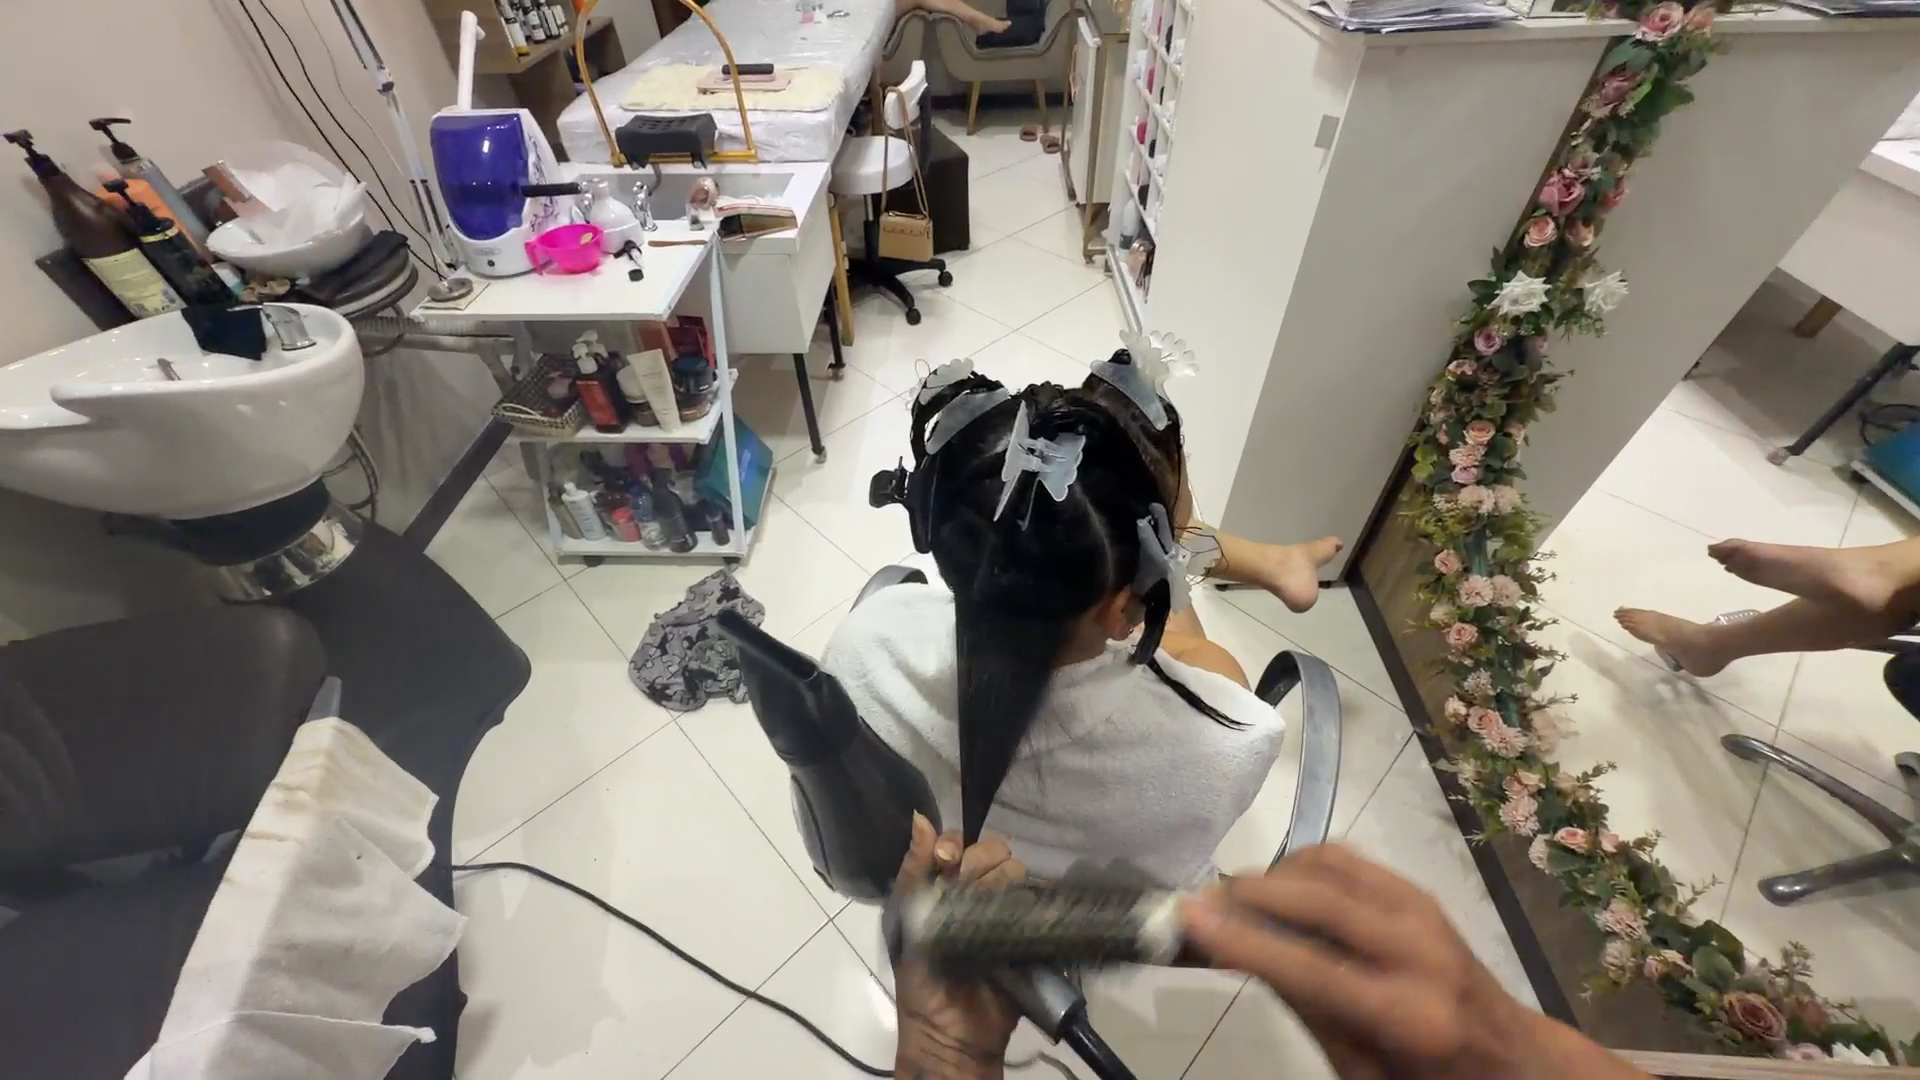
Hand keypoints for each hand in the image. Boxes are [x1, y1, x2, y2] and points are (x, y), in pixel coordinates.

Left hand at [891, 814, 1023, 1078]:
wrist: (949, 1033)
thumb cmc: (920, 975)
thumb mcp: (905, 920)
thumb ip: (914, 869)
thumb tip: (920, 816)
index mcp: (945, 883)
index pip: (957, 842)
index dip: (954, 845)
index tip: (947, 862)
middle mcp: (975, 889)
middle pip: (990, 849)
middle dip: (979, 862)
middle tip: (968, 888)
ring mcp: (1003, 908)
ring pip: (1014, 869)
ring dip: (1000, 882)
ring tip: (988, 909)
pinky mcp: (1026, 930)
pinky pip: (1035, 900)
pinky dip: (1028, 899)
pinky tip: (1015, 911)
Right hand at [1180, 845, 1641, 1079]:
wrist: (1515, 1061)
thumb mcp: (1362, 1071)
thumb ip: (1304, 1006)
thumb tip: (1235, 950)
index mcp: (1413, 1018)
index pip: (1309, 969)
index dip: (1243, 940)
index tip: (1188, 914)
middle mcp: (1420, 951)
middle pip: (1317, 898)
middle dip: (1250, 893)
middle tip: (1203, 898)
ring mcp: (1422, 909)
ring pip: (1326, 864)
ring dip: (1273, 875)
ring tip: (1242, 899)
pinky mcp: (1414, 888)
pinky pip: (1342, 857)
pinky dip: (1299, 863)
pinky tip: (1282, 887)